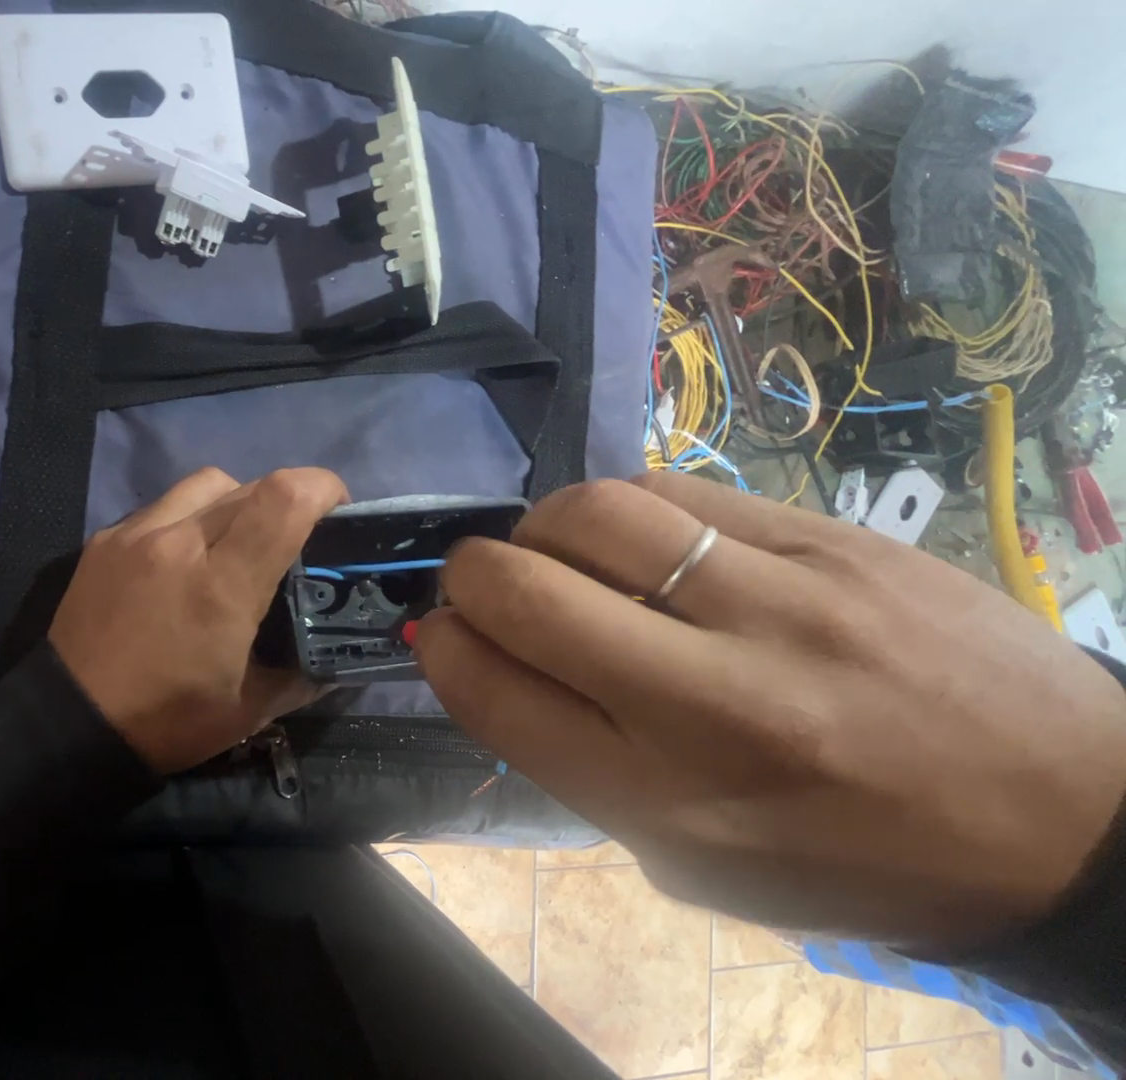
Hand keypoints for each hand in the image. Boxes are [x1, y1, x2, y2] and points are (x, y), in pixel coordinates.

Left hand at [49, 467, 348, 773]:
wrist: (68, 724)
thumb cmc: (166, 722)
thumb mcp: (250, 710)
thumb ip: (304, 674)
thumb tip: (337, 655)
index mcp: (222, 585)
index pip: (284, 498)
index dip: (323, 489)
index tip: (336, 513)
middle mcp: (178, 543)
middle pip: (251, 486)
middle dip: (285, 503)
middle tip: (290, 542)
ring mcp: (135, 534)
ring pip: (205, 485)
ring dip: (235, 501)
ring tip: (236, 542)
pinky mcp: (104, 540)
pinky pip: (161, 506)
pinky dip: (187, 518)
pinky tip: (182, 559)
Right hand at [416, 470, 1125, 947]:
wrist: (1072, 821)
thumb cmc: (843, 859)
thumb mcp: (685, 856)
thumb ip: (570, 757)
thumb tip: (480, 654)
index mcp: (663, 799)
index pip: (490, 692)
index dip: (441, 648)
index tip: (443, 635)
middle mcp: (709, 702)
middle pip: (520, 593)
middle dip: (467, 576)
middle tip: (484, 583)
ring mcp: (780, 609)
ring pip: (589, 516)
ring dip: (538, 528)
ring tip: (559, 551)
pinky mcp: (833, 543)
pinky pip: (671, 489)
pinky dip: (618, 508)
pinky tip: (635, 535)